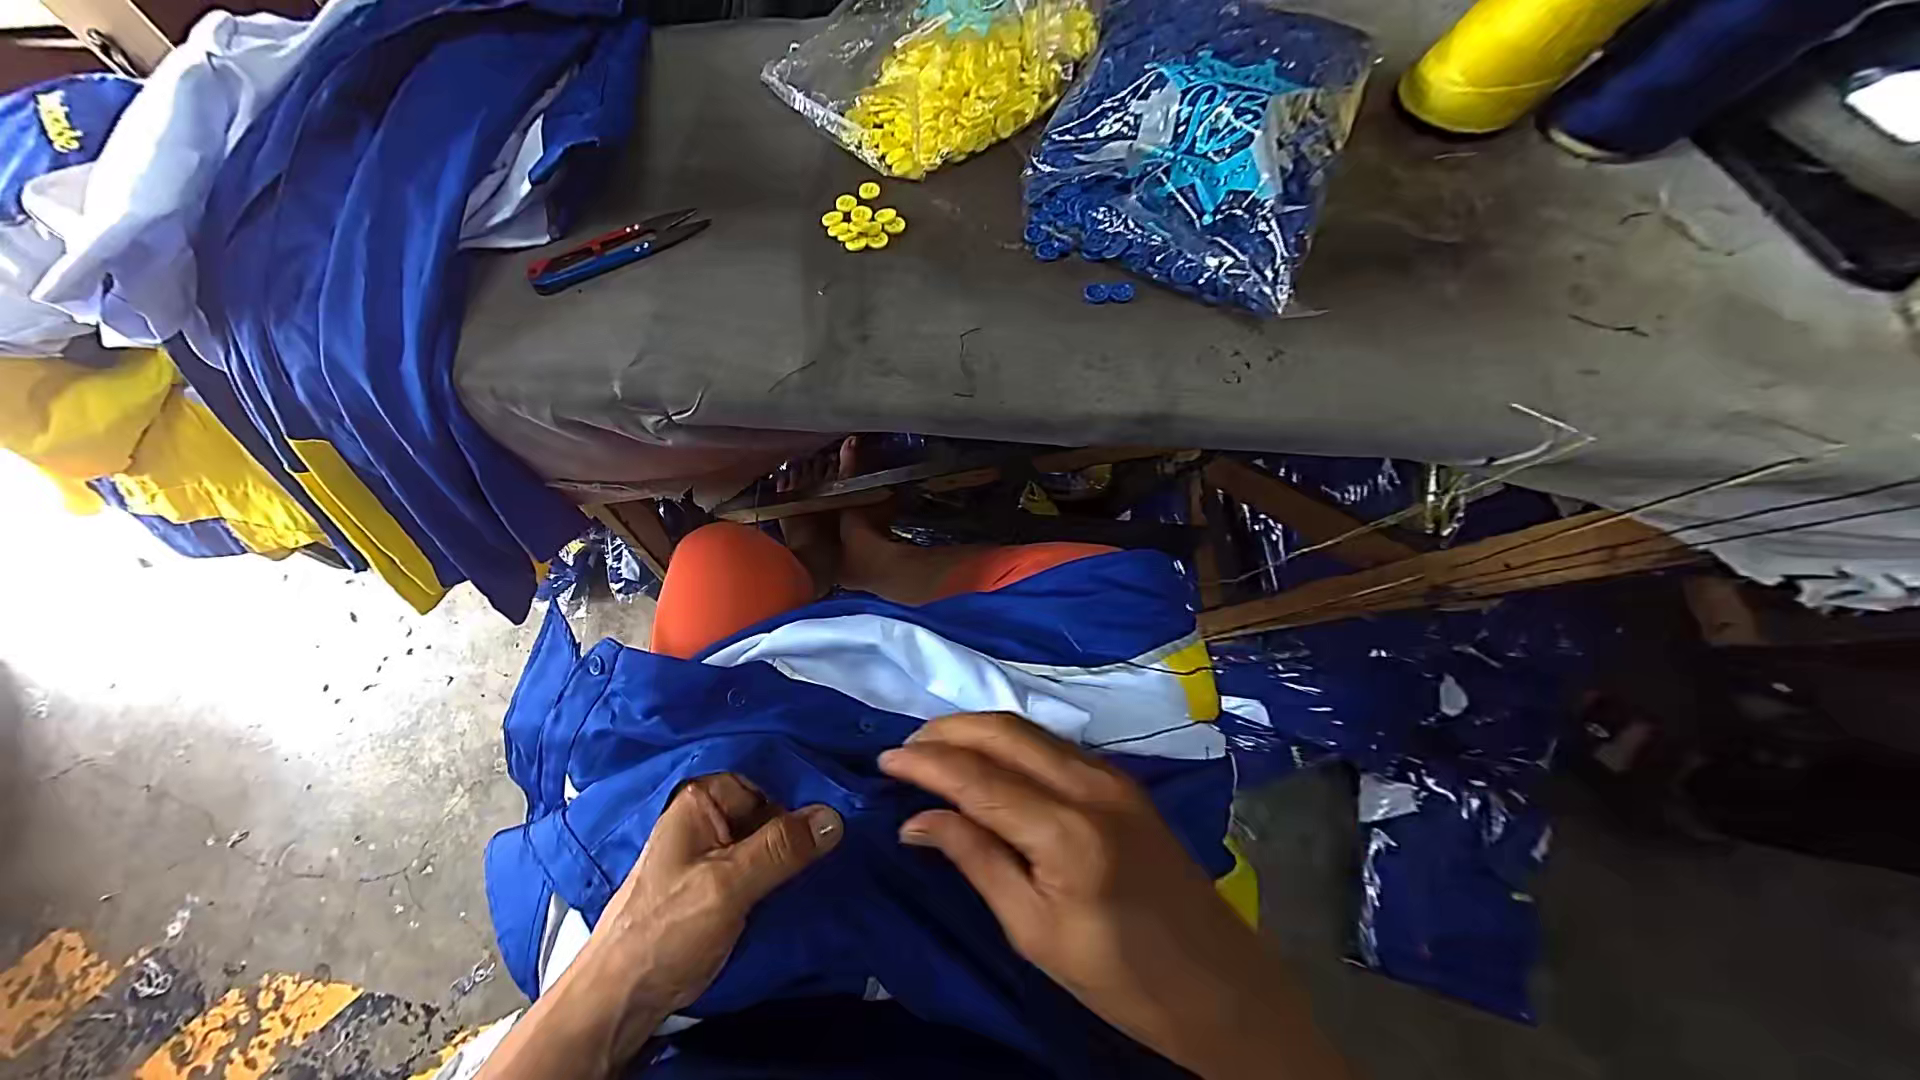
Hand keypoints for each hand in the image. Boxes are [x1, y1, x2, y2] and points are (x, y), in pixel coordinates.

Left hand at [477, 774, 841, 1079]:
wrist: (620, 1001)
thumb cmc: (662, 932)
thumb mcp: (727, 884)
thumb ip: (781, 848)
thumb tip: (834, 817)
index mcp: (701, 799)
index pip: (768, 777)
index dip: (805, 790)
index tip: (845, 800)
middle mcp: (709, 815)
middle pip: (773, 806)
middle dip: (806, 822)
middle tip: (848, 829)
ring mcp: (716, 849)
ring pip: (772, 837)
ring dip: (800, 848)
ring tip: (840, 849)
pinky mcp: (724, 880)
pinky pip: (766, 862)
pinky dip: (788, 868)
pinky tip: (815, 872)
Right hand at [878, 712, 1349, 1079]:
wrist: (1218, 981)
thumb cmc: (1119, 975)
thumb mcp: (1034, 932)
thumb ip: (976, 859)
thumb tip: (916, 819)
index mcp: (1068, 832)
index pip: (979, 777)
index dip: (926, 764)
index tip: (884, 759)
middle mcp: (1091, 785)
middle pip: (1004, 733)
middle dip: (947, 731)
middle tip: (905, 748)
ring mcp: (1111, 775)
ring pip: (1029, 730)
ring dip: (976, 730)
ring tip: (934, 748)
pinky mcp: (1121, 778)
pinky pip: (1052, 743)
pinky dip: (1009, 741)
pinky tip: (986, 756)